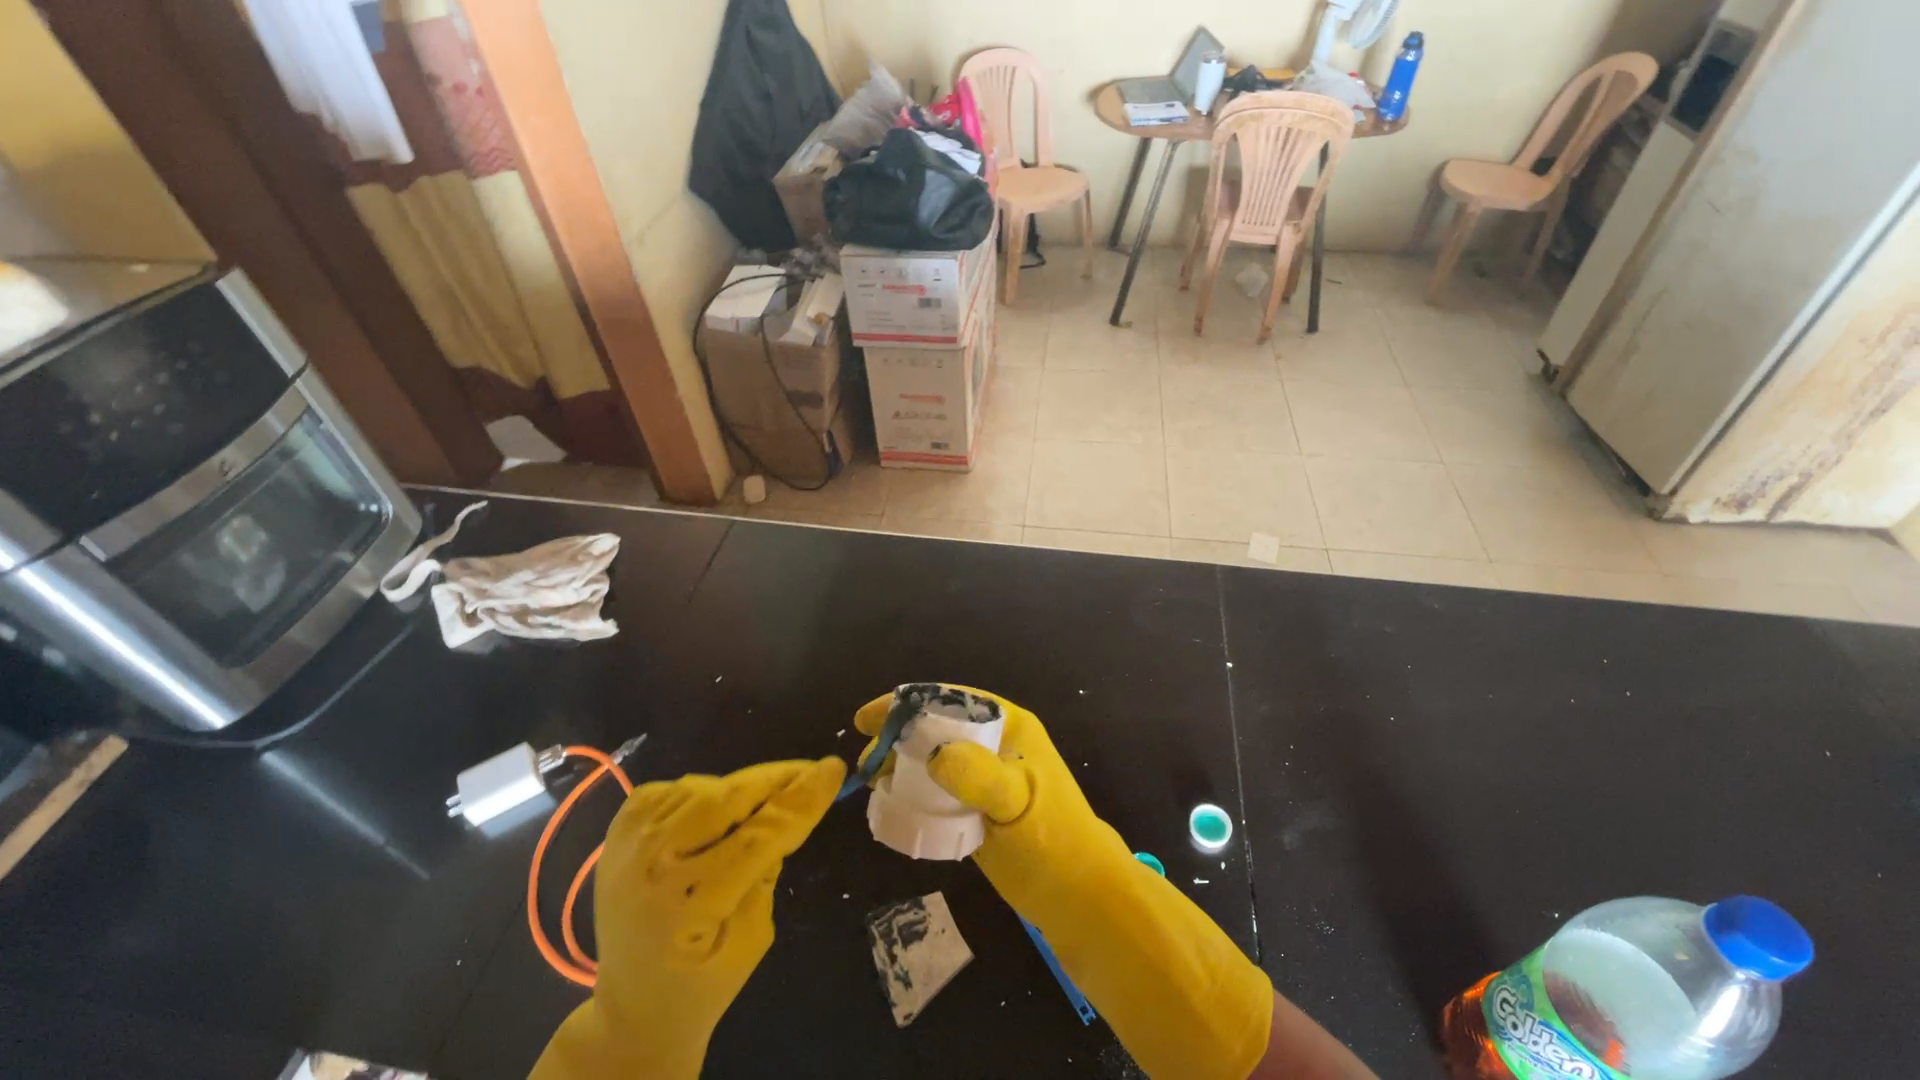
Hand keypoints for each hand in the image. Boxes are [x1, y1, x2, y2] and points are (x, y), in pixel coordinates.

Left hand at [531, 756, 845, 1079]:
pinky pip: (672, 788)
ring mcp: (629, 842)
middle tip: (813, 771)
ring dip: (740, 787)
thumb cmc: (704, 981)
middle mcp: (653, 865)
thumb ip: (767, 873)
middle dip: (776, 779)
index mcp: (691, 906)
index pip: (758, 836)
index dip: (800, 800)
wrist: (632, 1004)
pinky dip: (702, 790)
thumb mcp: (753, 937)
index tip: (832, 770)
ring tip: (765, 802)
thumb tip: (787, 812)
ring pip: (701, 787)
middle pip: (726, 798)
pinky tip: (716, 810)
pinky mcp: (617, 830)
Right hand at [853, 686, 1132, 915]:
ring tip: (875, 784)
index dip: (908, 704)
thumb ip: (980, 776)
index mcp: (1009, 728)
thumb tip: (933, 755)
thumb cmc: (1054, 843)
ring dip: (901, 766)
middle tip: (869, 763)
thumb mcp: (1017, 803)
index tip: (868, 719)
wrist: (1078, 897)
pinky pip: (936, 791)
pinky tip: (892, 805)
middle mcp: (994, 745)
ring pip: (932, 759)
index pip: (951, 701)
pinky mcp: (975, 808)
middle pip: (936, 727)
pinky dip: (912, 793)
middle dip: (898, 738)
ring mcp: (984, 778)